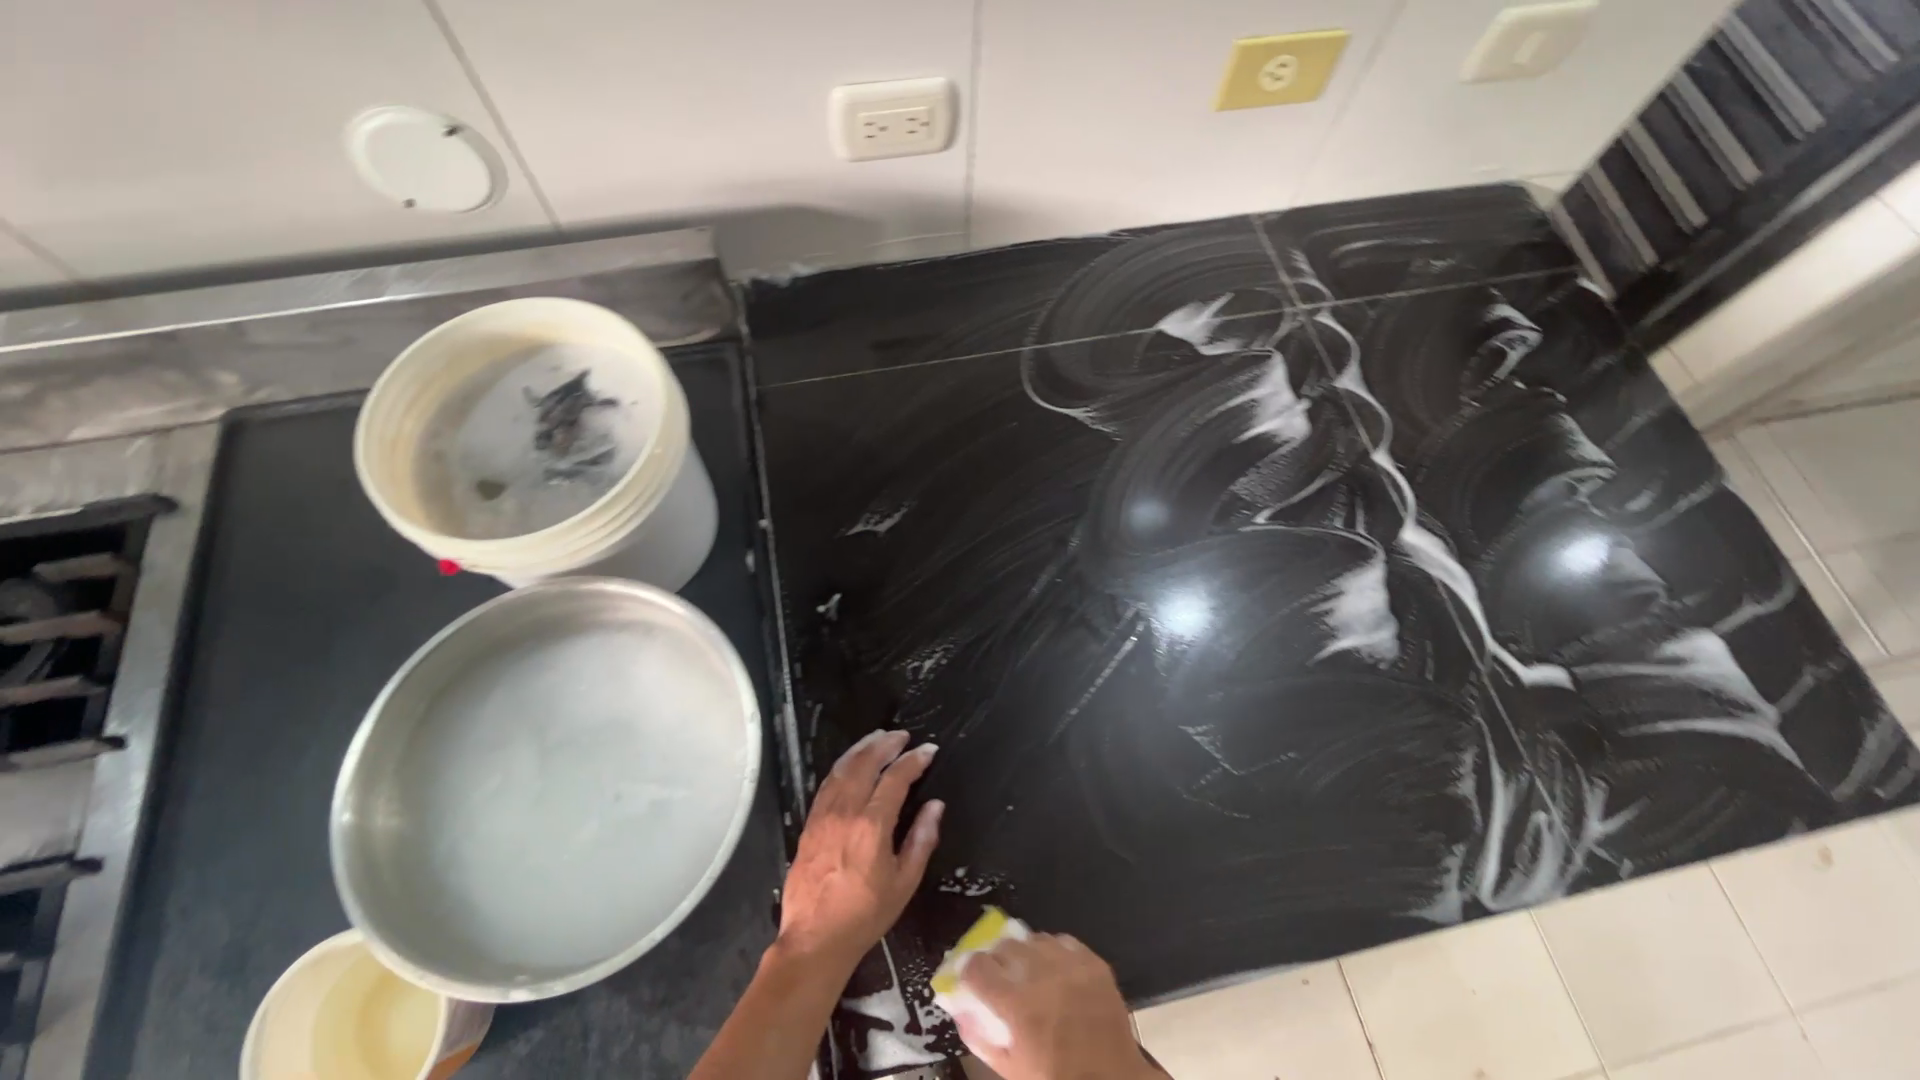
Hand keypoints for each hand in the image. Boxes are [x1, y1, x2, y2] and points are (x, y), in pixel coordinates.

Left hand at [776, 729, 942, 970]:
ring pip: (842, 769)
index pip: (896, 778)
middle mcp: (845, 812)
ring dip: (862, 749)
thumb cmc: (866, 914)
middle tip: (902, 736)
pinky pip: (827, 784)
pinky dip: (842, 766)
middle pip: (865, 764)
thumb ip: (921, 839)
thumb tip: (935, 806)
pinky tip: (850, 764)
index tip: (928, 750)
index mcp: (872, 825)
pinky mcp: (810, 824)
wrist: (815, 938)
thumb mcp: (904, 882)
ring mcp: (823, 816)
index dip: (914, 760)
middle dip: (886, 744)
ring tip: (878, 738)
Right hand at [958, 935, 1161, 1079]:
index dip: (969, 970)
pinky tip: (1056, 969)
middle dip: (997, 960)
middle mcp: (1041, 976)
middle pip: (1005, 946)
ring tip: (1030, 971)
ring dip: (1026, 953)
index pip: (977, 966)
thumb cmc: (1055, 1078)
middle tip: (1002, 977)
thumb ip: (980, 1039)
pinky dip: (1054, 951)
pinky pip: (1064, 941)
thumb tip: (960, 1012)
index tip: (971, 978)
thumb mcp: (1010, 1068)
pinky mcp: (1093, 962)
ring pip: (1034, 939)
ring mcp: (1070, 965)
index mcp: (1017, 1004)